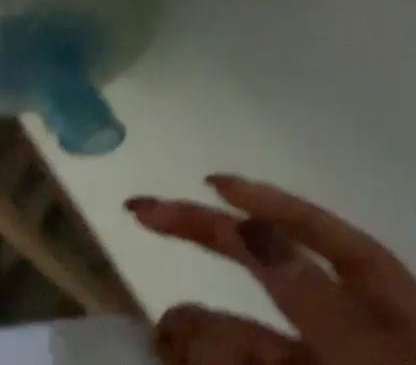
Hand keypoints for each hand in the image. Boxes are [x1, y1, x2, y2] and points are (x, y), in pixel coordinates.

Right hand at [128, 175, 415, 364]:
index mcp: (394, 318)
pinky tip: (175, 356)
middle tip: (139, 211)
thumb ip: (316, 299)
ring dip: (199, 333)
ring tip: (171, 348)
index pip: (338, 244)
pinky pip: (228, 361)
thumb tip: (250, 224)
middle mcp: (354, 338)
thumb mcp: (371, 360)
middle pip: (270, 269)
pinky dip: (200, 356)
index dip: (277, 206)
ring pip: (237, 330)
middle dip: (204, 236)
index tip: (210, 182)